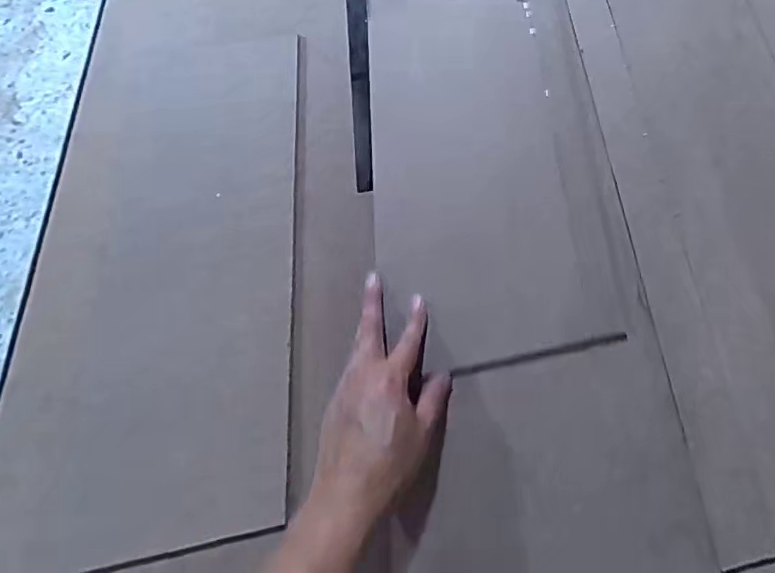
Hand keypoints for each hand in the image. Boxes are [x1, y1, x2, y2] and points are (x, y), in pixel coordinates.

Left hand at [307, 271, 451, 533]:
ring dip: (363, 328)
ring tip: (367, 313)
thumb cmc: (389, 465)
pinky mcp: (334, 403)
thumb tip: (441, 374)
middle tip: (372, 279)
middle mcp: (364, 374)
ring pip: (356, 348)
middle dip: (372, 303)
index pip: (407, 341)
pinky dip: (357, 354)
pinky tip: (361, 360)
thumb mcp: (421, 434)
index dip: (416, 319)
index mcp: (390, 379)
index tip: (418, 298)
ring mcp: (345, 387)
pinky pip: (349, 368)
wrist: (343, 495)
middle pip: (368, 331)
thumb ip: (432, 400)